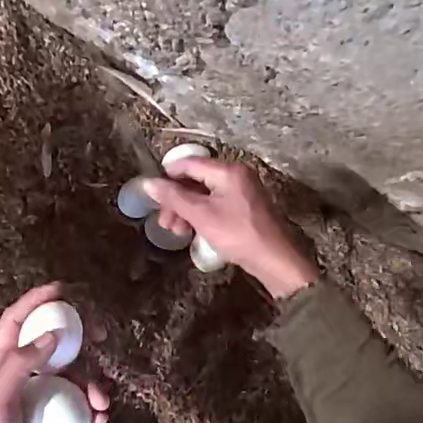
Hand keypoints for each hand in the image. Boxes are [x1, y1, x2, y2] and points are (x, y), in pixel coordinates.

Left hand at [0, 282, 111, 422]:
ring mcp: (41, 394)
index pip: (18, 320)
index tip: (63, 289)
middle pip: (56, 342)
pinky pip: (79, 401)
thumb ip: (22, 364)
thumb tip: (53, 334)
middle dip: (80, 336)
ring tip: (103, 402)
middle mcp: (23, 372)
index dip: (37, 300)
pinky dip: (94, 406)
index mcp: (2, 362)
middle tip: (102, 335)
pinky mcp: (54, 416)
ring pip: (74, 373)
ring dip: (94, 382)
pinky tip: (100, 418)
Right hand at [144, 158, 318, 297]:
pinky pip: (216, 203)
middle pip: (196, 180)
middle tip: (164, 221)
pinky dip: (201, 214)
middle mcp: (237, 175)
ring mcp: (243, 190)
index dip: (168, 175)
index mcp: (228, 171)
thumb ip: (173, 197)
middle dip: (177, 200)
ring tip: (177, 231)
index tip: (153, 193)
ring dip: (187, 210)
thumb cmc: (237, 234)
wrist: (273, 259)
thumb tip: (149, 183)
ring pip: (205, 194)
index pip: (189, 163)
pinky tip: (192, 231)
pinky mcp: (245, 206)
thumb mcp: (200, 215)